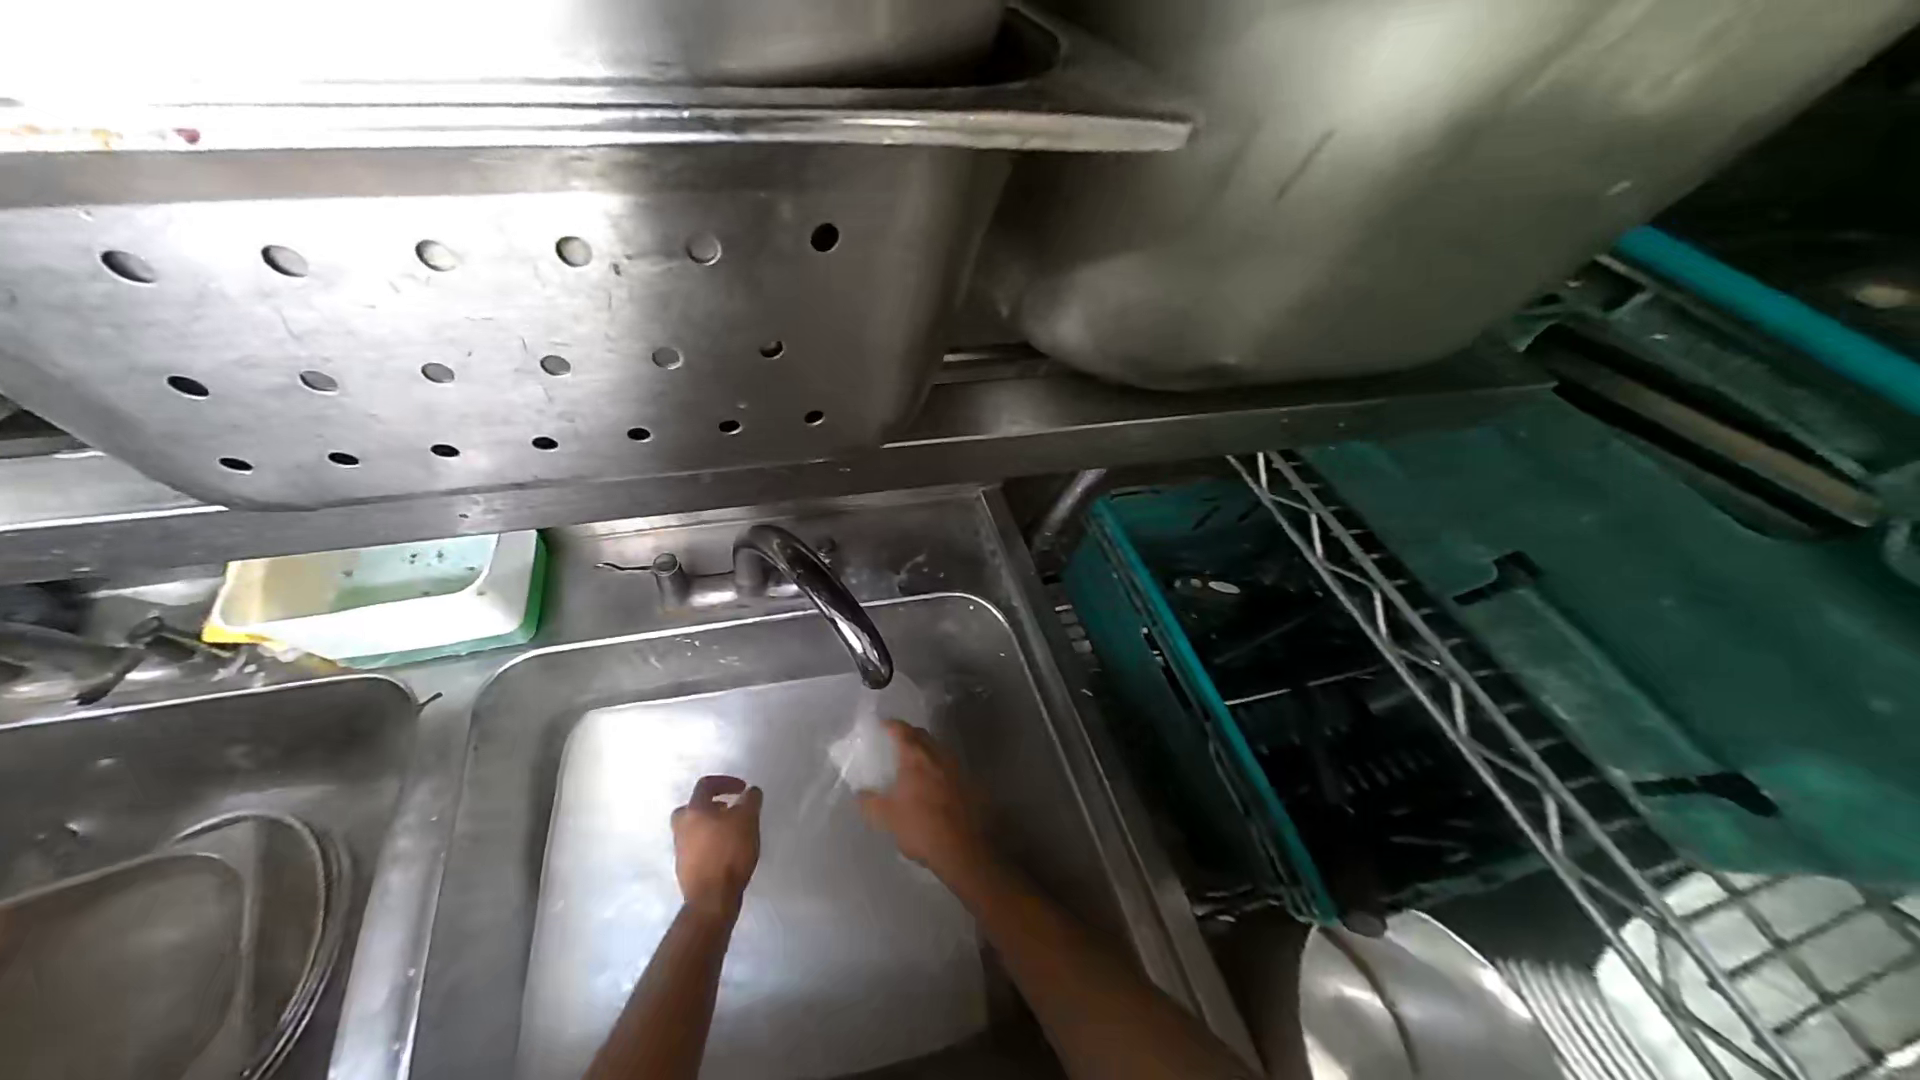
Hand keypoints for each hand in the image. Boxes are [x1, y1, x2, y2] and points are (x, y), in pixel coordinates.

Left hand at [671, 775, 761, 916]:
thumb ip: (750, 800)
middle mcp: (682, 826)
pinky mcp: (684, 867)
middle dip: (713, 804)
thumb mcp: (748, 819)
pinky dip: (710, 842)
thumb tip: (749, 792)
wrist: (711, 898)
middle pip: (694, 806)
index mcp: (694, 810)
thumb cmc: (729, 852)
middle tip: (730, 809)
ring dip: (711, 824)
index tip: (743, 789)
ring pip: (694, 827)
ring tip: (732, 831)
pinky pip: (696, 845)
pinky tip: (726, 851)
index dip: (726, 782)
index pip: (706, 785)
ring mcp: (680, 849)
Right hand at [857, 720, 991, 880]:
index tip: (882, 726)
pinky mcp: (969, 781)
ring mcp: (956, 767)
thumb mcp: (886, 818)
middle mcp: (938, 755)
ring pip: (938, 749)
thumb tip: (859, 793)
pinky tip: (933, 783)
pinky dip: (938, 767)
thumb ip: (869, 802)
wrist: (964, 847)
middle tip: (896, 743)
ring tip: (913, 763)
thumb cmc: (920, 827)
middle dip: (908, 735)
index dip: (891, 725)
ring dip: (925, 751)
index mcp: (915, 757)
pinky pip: (949, 765)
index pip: (902, 730)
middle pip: (922, 735)